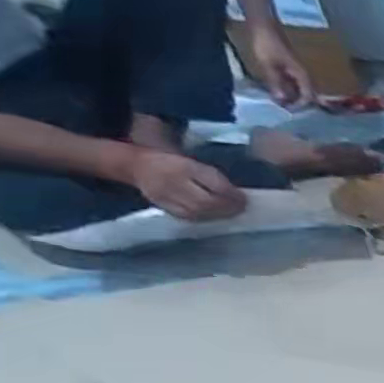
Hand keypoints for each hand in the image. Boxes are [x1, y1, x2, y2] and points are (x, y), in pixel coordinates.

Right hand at [125, 150, 246, 221]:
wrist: (138, 165)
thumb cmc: (177, 165)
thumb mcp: (199, 166)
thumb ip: (218, 181)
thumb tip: (240, 199)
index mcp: (185, 167)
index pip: (215, 185)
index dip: (233, 196)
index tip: (245, 200)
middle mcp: (172, 180)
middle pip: (206, 201)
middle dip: (227, 208)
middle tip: (240, 210)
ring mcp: (163, 194)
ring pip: (196, 211)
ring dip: (217, 215)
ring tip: (229, 214)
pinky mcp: (160, 204)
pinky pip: (185, 215)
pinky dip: (203, 217)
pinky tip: (212, 216)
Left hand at [249, 29, 316, 107]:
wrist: (264, 25)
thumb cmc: (266, 44)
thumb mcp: (268, 64)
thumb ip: (275, 82)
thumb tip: (282, 100)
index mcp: (302, 76)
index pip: (308, 96)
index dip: (300, 105)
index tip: (288, 110)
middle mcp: (304, 75)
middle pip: (306, 94)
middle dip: (297, 102)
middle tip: (283, 107)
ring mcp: (297, 71)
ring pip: (299, 88)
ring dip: (291, 95)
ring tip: (279, 100)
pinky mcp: (290, 67)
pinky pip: (293, 82)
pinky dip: (287, 87)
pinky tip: (277, 88)